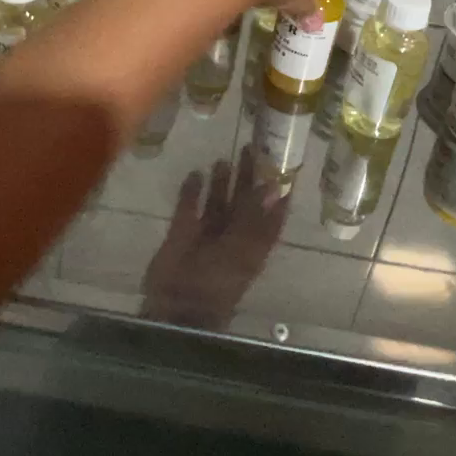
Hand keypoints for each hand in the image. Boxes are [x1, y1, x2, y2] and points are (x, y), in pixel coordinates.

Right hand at [140, 148, 288, 328]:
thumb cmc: (216, 282)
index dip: (277, 190)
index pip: (271, 213)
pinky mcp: (181, 234)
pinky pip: (189, 208)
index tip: (281, 163)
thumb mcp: (241, 250)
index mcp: (253, 244)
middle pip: (244, 202)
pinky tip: (194, 174)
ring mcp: (206, 235)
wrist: (175, 308)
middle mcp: (232, 237)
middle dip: (248, 177)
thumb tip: (277, 187)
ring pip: (218, 203)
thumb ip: (256, 217)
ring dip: (221, 182)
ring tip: (223, 158)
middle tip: (250, 147)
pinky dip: (192, 192)